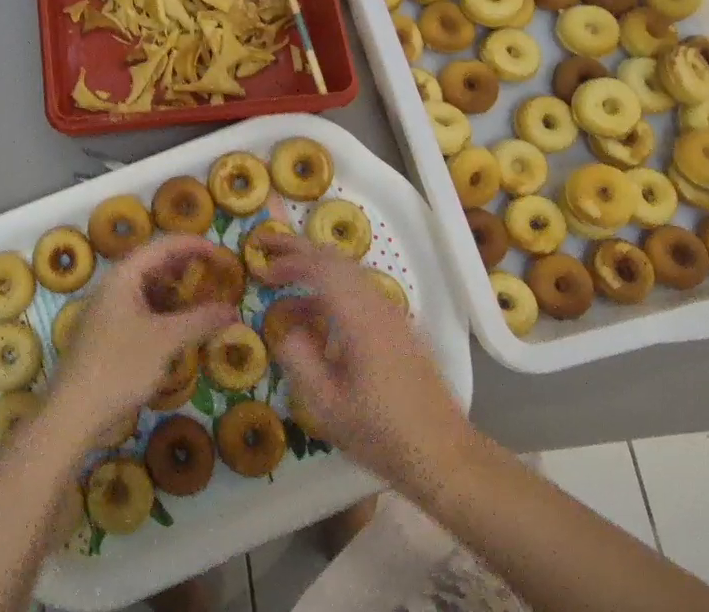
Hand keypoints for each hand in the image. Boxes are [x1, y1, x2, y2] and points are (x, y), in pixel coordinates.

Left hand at [48, 235, 237, 438]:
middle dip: (189, 268)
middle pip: (156, 264)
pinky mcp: (109, 332)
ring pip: (150, 289)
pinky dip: (167, 312)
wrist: (74, 412)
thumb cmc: (120, 368)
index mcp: (124, 275)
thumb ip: (200, 320)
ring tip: (208, 301)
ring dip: (179, 292)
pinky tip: (183, 327)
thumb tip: (232, 309)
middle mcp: (114, 285)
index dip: (197, 246)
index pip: (165, 245)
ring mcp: (109, 309)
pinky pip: (143, 310)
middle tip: (220, 278)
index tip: (226, 257)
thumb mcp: (166, 341)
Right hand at [256, 233, 473, 495]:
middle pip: (339, 262)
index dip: (290, 259)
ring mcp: (396, 318)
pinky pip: (362, 295)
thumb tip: (285, 329)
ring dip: (317, 272)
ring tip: (285, 288)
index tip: (262, 267)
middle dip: (301, 252)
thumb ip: (299, 360)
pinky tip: (316, 318)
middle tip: (268, 255)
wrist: (445, 456)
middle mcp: (381, 308)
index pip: (323, 268)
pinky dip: (333, 291)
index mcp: (362, 320)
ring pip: (352, 276)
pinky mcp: (401, 332)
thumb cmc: (382, 434)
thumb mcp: (326, 406)